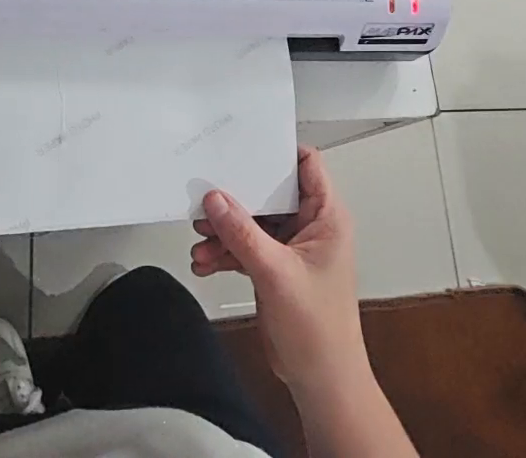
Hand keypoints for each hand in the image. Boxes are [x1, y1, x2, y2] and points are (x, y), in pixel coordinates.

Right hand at [189, 147, 367, 398]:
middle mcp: (310, 226)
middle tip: (205, 197)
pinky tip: (203, 262)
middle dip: (236, 197)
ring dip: (225, 230)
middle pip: (270, 193)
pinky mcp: (274, 267)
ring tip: (199, 238)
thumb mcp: (275, 272)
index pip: (306, 165)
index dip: (278, 151)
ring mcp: (291, 247)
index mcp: (326, 216)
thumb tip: (215, 198)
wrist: (320, 380)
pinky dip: (225, 252)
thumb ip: (242, 233)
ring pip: (253, 222)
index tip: (244, 144)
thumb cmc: (318, 328)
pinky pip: (245, 247)